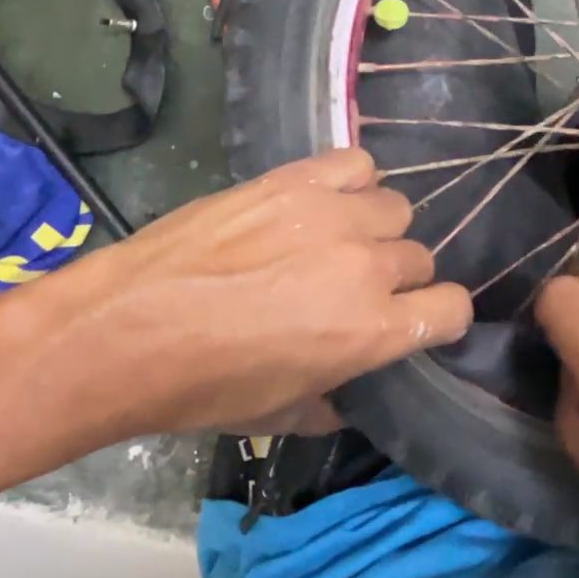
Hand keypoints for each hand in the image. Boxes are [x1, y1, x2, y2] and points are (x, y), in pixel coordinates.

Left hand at [29, 147, 471, 438]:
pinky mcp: (293, 180)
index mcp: (372, 331)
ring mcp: (331, 215)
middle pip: (420, 256)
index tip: (416, 321)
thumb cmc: (203, 385)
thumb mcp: (280, 414)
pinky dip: (350, 182)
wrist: (126, 329)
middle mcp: (367, 266)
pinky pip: (354, 163)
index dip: (439, 318)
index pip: (452, 308)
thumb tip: (348, 395)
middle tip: (355, 288)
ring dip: (375, 228)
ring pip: (394, 206)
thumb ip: (333, 402)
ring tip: (336, 240)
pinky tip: (323, 202)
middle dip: (398, 278)